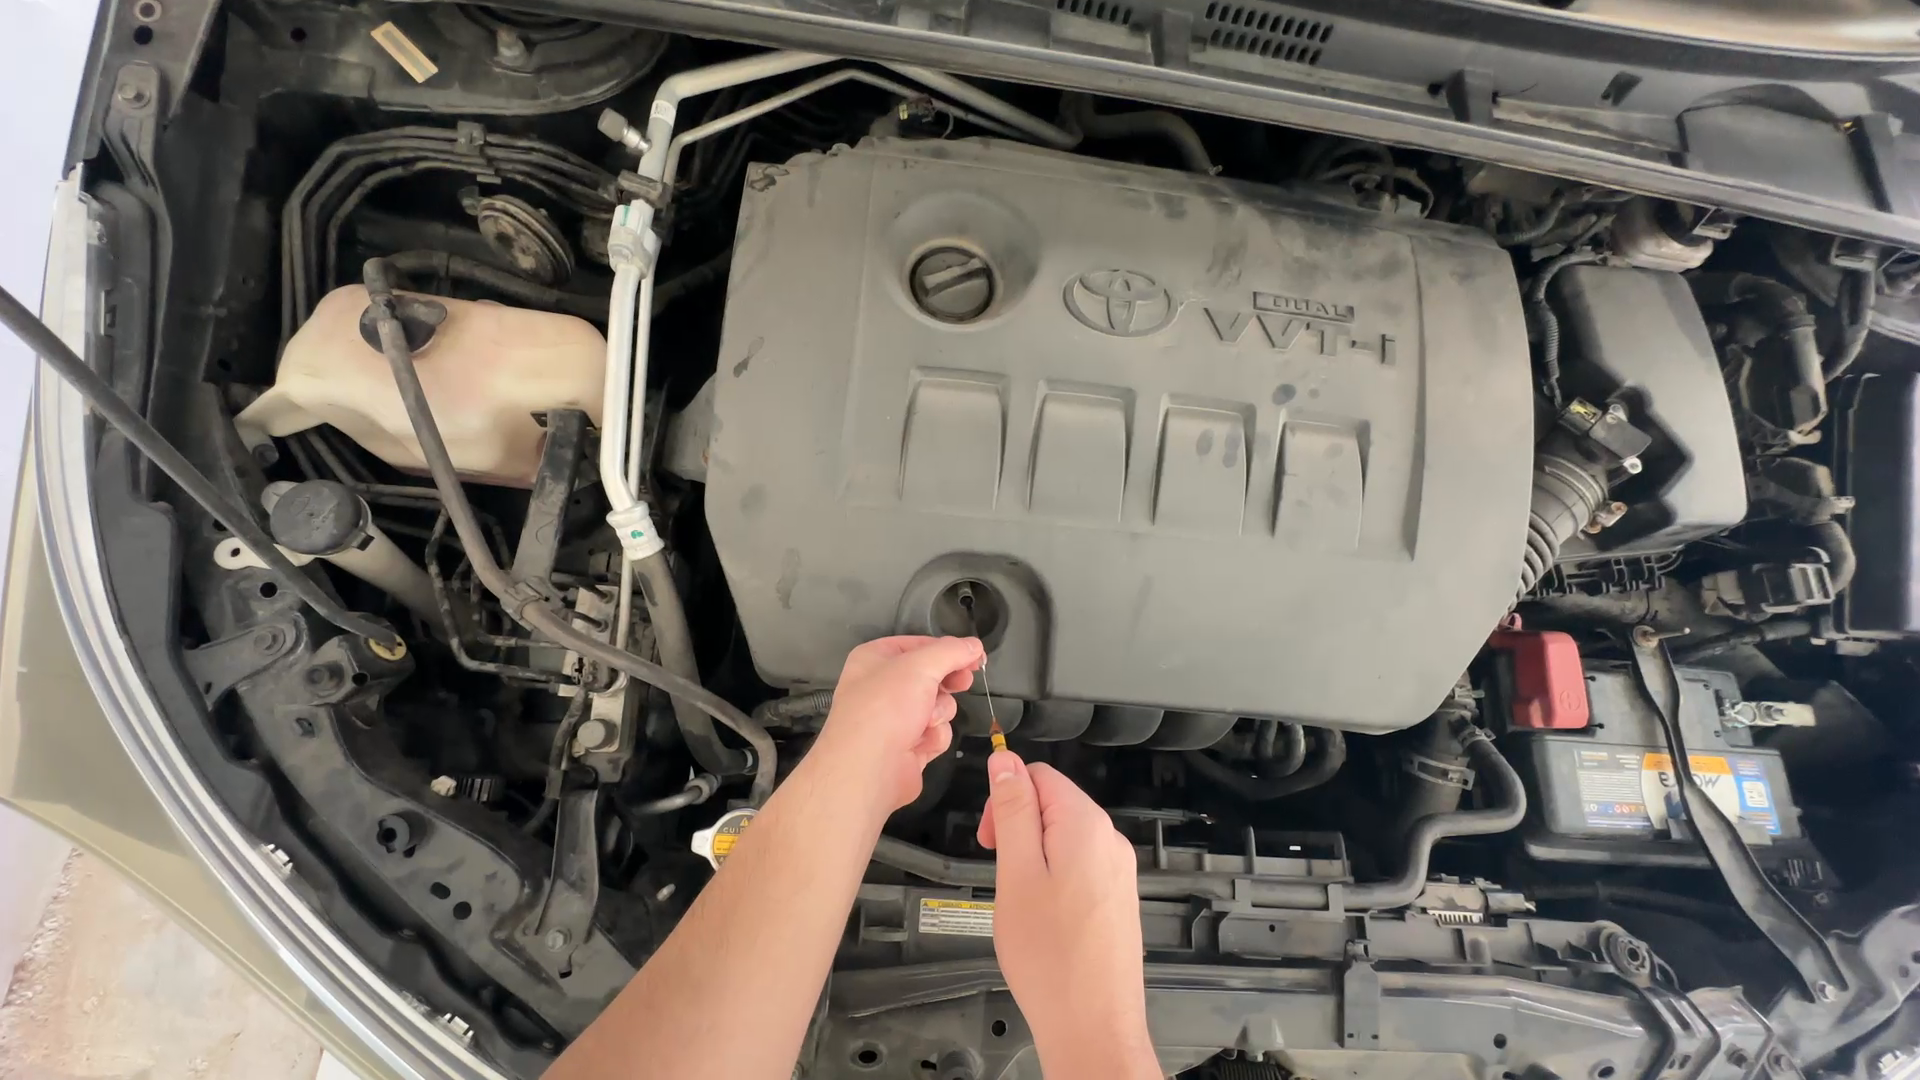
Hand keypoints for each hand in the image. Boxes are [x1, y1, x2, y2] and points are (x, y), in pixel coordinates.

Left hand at [809, 635, 982, 815]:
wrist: (868, 769)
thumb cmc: (887, 707)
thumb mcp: (920, 666)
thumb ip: (952, 651)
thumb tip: (974, 645)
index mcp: (875, 659)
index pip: (919, 645)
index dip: (948, 650)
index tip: (974, 656)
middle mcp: (882, 686)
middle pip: (931, 676)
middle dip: (947, 683)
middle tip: (963, 683)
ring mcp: (894, 719)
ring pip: (938, 706)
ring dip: (940, 712)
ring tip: (926, 721)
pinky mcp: (907, 746)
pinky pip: (935, 732)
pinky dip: (933, 736)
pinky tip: (920, 742)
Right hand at [978, 751, 1159, 1079]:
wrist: (1093, 1027)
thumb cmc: (1049, 955)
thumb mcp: (1016, 872)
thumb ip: (1012, 810)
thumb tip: (1005, 760)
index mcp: (1086, 823)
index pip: (1039, 775)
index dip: (1006, 799)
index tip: (989, 840)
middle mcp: (1110, 839)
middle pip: (1054, 803)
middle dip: (1018, 826)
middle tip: (1000, 872)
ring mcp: (1119, 870)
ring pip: (1065, 836)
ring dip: (1034, 854)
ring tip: (1020, 899)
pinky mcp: (1118, 897)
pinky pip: (1080, 864)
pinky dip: (1054, 876)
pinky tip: (1044, 915)